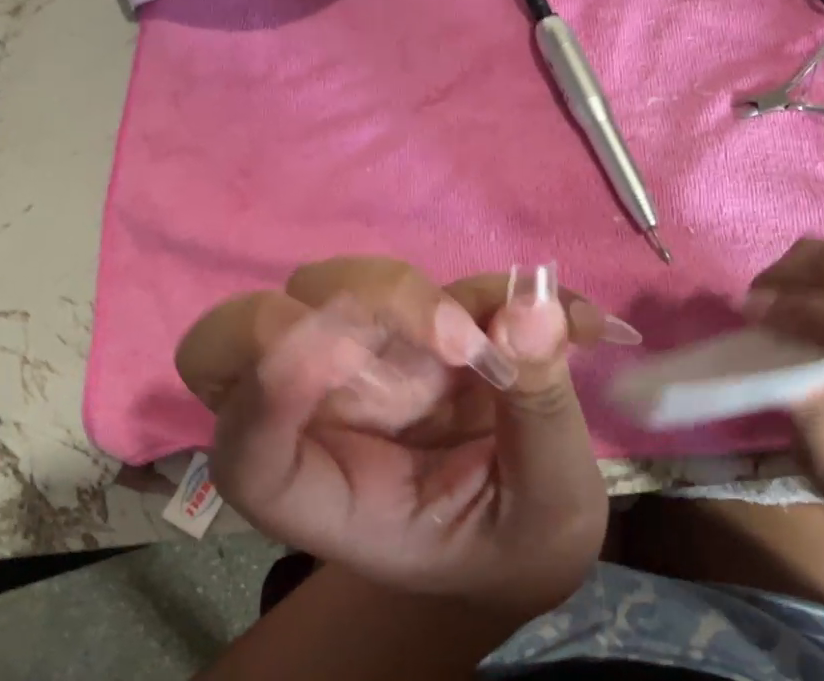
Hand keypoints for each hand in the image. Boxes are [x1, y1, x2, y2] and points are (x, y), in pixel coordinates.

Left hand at [176, 257, 628, 617]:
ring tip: (487, 346)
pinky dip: (498, 290)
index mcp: (327, 496)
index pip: (248, 450)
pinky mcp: (411, 321)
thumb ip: (537, 414)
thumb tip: (533, 308)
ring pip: (329, 289)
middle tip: (391, 329)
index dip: (266, 397)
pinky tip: (578, 325)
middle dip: (304, 316)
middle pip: (245, 339)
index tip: (341, 353)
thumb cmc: (511, 542)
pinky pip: (434, 281)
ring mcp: (361, 360)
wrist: (524, 525)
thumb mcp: (544, 512)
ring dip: (404, 296)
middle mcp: (323, 416)